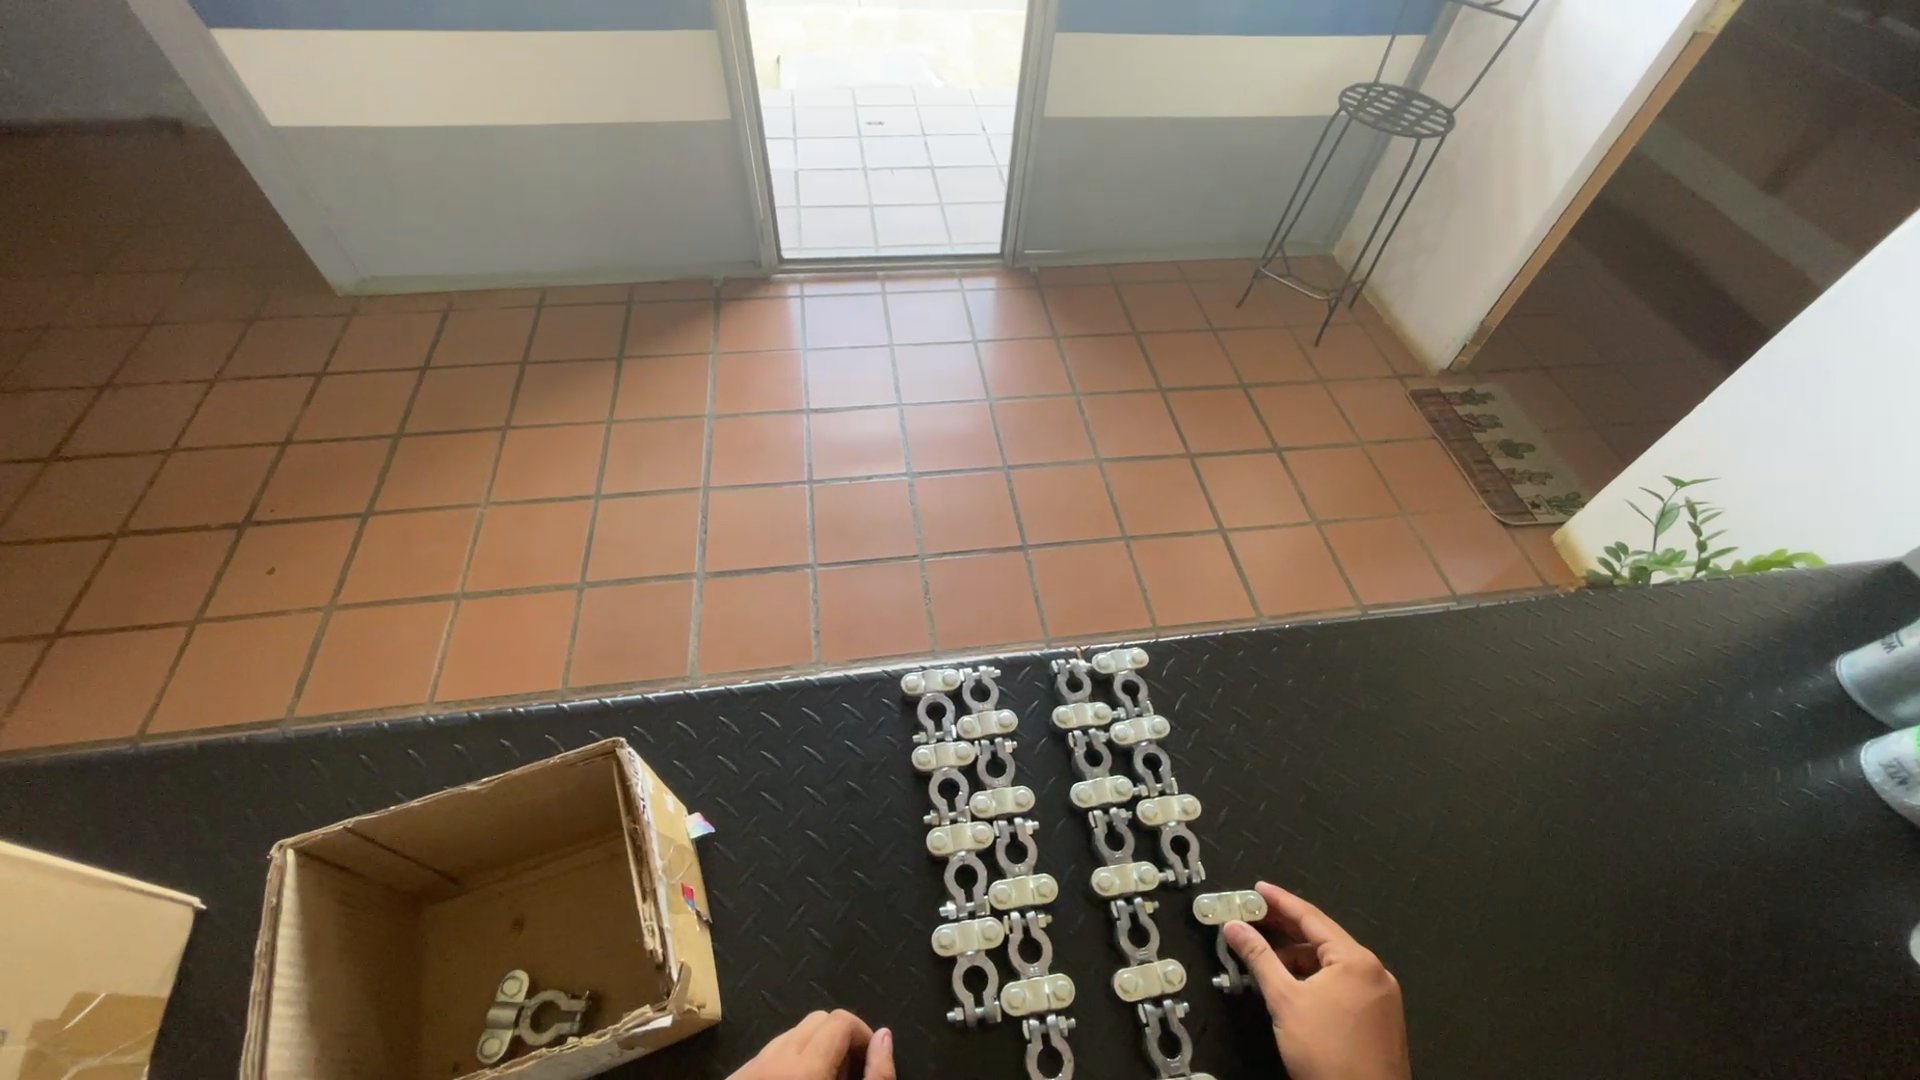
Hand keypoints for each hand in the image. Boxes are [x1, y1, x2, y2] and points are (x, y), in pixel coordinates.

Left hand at [725, 1010, 893, 1079]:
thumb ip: (877, 1076)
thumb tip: (884, 1036)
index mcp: (805, 1068)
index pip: (840, 1020)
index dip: (862, 1035)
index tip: (869, 1062)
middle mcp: (772, 1060)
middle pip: (816, 1021)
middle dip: (839, 1040)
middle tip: (848, 1076)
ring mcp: (748, 1069)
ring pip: (790, 1036)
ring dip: (813, 1051)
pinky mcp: (734, 1078)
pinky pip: (766, 1055)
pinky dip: (785, 1063)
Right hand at [1223, 881, 1410, 1079]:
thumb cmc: (1325, 1053)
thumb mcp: (1284, 1000)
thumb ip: (1258, 957)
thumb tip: (1233, 926)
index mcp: (1356, 961)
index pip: (1311, 918)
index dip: (1280, 901)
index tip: (1257, 888)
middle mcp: (1374, 973)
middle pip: (1323, 939)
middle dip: (1286, 929)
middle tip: (1254, 916)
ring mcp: (1381, 998)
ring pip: (1331, 964)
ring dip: (1298, 957)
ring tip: (1265, 955)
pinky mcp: (1380, 1020)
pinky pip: (1342, 984)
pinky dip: (1314, 978)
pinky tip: (1291, 984)